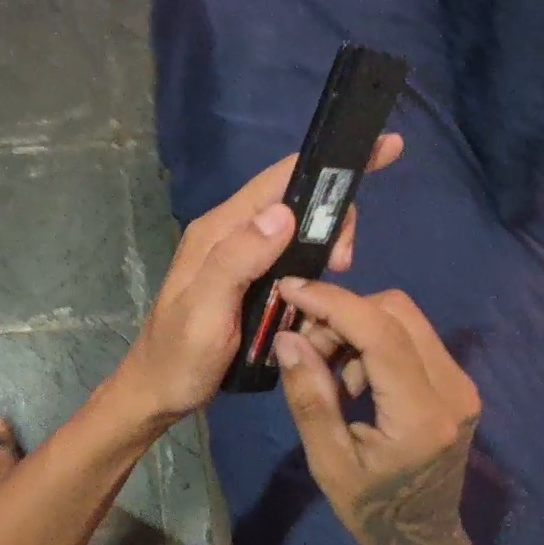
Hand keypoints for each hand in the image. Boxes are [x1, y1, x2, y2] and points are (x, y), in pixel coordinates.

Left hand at [115, 135, 404, 420]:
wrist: (158, 393)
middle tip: (344, 264)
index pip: (278, 180)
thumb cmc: (179, 357)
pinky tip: (323, 287)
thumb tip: (284, 213)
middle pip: (294, 201)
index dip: (328, 165)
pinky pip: (291, 259)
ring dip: (326, 243)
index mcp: (218, 232)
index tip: (385, 151)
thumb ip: (237, 260)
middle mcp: (229, 235)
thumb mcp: (205, 311)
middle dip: (332, 219)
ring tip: (339, 274)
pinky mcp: (248, 281)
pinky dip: (314, 265)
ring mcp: (238, 258)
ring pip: (297, 231)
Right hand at [270, 281, 479, 544]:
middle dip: (342, 315)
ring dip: (356, 328)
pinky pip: (412, 336)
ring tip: (329, 370)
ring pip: (405, 318)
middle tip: (307, 347)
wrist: (421, 539)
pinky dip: (374, 341)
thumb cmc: (369, 509)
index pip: (381, 333)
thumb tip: (288, 338)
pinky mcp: (457, 382)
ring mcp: (461, 383)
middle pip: (397, 311)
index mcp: (421, 415)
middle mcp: (453, 389)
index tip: (291, 290)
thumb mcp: (327, 461)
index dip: (334, 303)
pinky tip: (354, 379)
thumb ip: (310, 397)